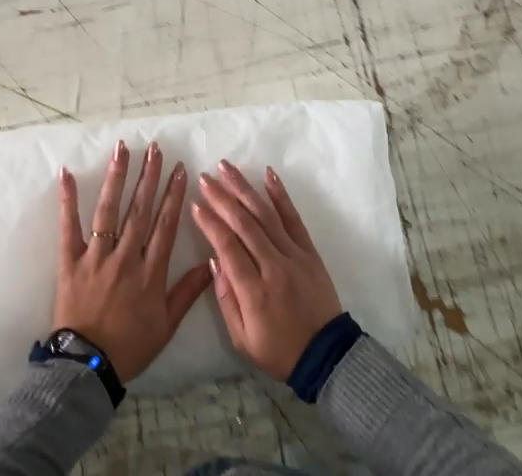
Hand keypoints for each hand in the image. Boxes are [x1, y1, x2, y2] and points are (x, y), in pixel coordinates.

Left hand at [54, 141, 213, 381]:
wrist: (87, 367)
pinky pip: (69, 227)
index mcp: (150, 271)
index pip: (166, 224)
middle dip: (149, 176)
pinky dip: (68, 200)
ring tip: (123, 149)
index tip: (180, 169)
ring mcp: (96, 257)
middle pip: (140, 210)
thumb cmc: (131, 347)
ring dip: (117, 177)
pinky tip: (67, 174)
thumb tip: (212, 261)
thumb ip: (188, 291)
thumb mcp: (167, 324)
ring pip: (109, 211)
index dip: (173, 195)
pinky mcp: (70, 262)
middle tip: (156, 148)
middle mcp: (125, 257)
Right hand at [194, 162, 344, 379]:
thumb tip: (213, 260)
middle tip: (205, 178)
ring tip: (227, 168)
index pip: (227, 247)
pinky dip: (280, 195)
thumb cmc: (278, 350)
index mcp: (254, 291)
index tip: (195, 204)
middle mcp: (274, 267)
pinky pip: (293, 218)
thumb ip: (225, 298)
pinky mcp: (310, 251)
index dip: (209, 223)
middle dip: (222, 198)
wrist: (326, 354)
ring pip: (266, 215)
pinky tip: (268, 175)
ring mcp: (295, 256)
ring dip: (245, 188)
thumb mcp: (241, 338)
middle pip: (244, 224)